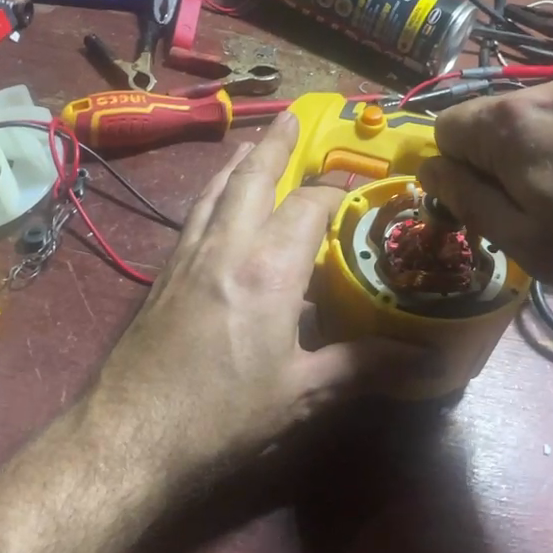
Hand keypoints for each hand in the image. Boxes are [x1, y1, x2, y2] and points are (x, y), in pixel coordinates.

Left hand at [86, 112, 418, 474]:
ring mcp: (188, 256)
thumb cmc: (223, 415)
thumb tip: (421, 356)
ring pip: (215, 190)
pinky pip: (194, 216)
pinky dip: (213, 194)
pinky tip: (217, 205)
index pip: (309, 205)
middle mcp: (227, 246)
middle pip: (252, 176)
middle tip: (293, 119)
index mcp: (269, 270)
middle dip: (276, 144)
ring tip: (253, 146)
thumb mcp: (301, 395)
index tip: (358, 186)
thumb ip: (360, 365)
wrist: (131, 433)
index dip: (336, 189)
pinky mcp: (163, 274)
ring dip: (238, 162)